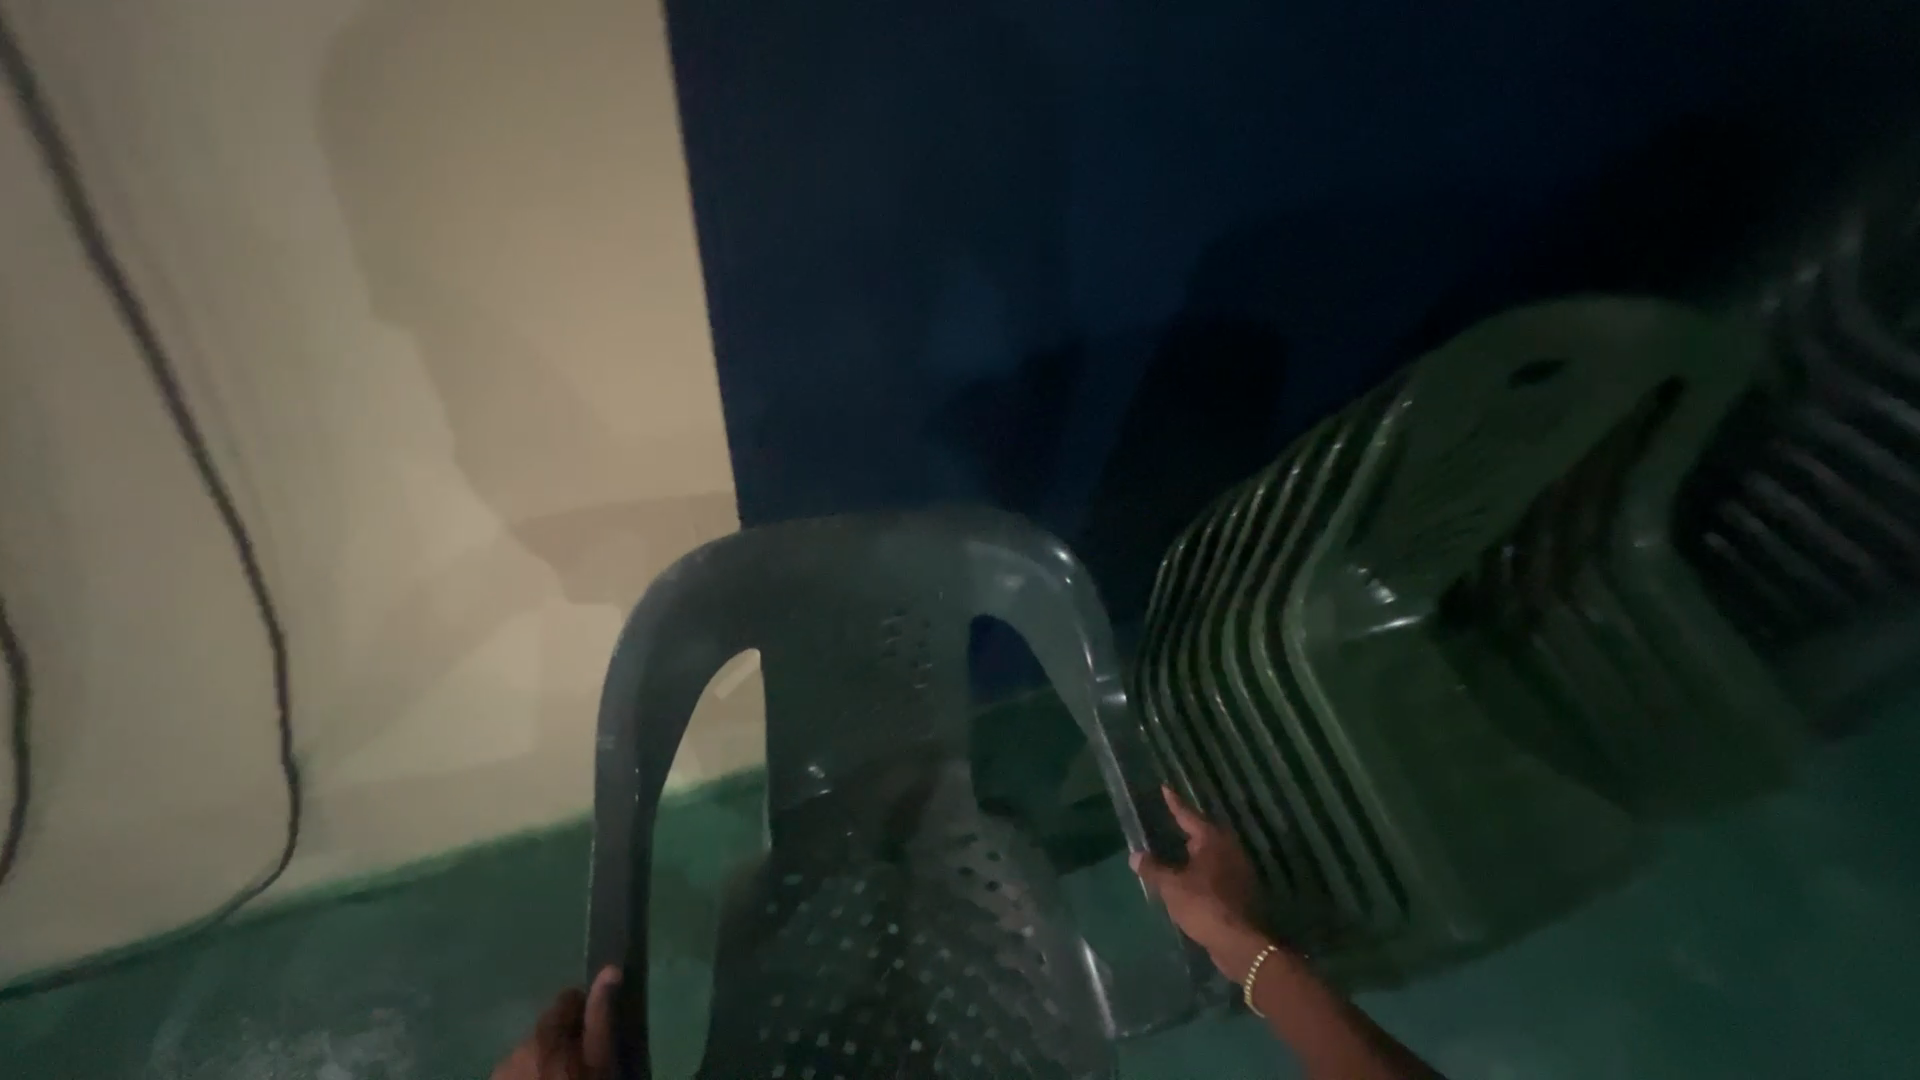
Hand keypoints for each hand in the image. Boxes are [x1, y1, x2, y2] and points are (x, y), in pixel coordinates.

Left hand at [491, 966, 621, 1079]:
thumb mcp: (600, 1058)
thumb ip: (600, 1014)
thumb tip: (611, 969)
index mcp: (547, 1033)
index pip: (567, 999)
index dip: (584, 1010)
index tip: (594, 1032)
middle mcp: (519, 1045)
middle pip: (547, 1026)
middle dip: (563, 1037)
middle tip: (580, 1063)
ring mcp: (502, 1071)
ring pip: (530, 1050)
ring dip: (543, 1058)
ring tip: (558, 1079)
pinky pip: (515, 1072)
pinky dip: (527, 1076)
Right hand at [1132, 786, 1273, 980]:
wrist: (1241, 944)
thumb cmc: (1204, 905)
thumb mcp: (1171, 886)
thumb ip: (1153, 869)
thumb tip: (1135, 855)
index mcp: (1212, 840)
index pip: (1188, 815)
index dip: (1174, 803)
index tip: (1165, 788)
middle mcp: (1228, 849)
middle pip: (1204, 832)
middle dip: (1188, 828)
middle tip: (1172, 820)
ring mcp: (1238, 870)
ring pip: (1213, 853)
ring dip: (1196, 851)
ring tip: (1179, 849)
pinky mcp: (1242, 890)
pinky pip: (1217, 870)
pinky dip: (1203, 869)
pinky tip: (1192, 877)